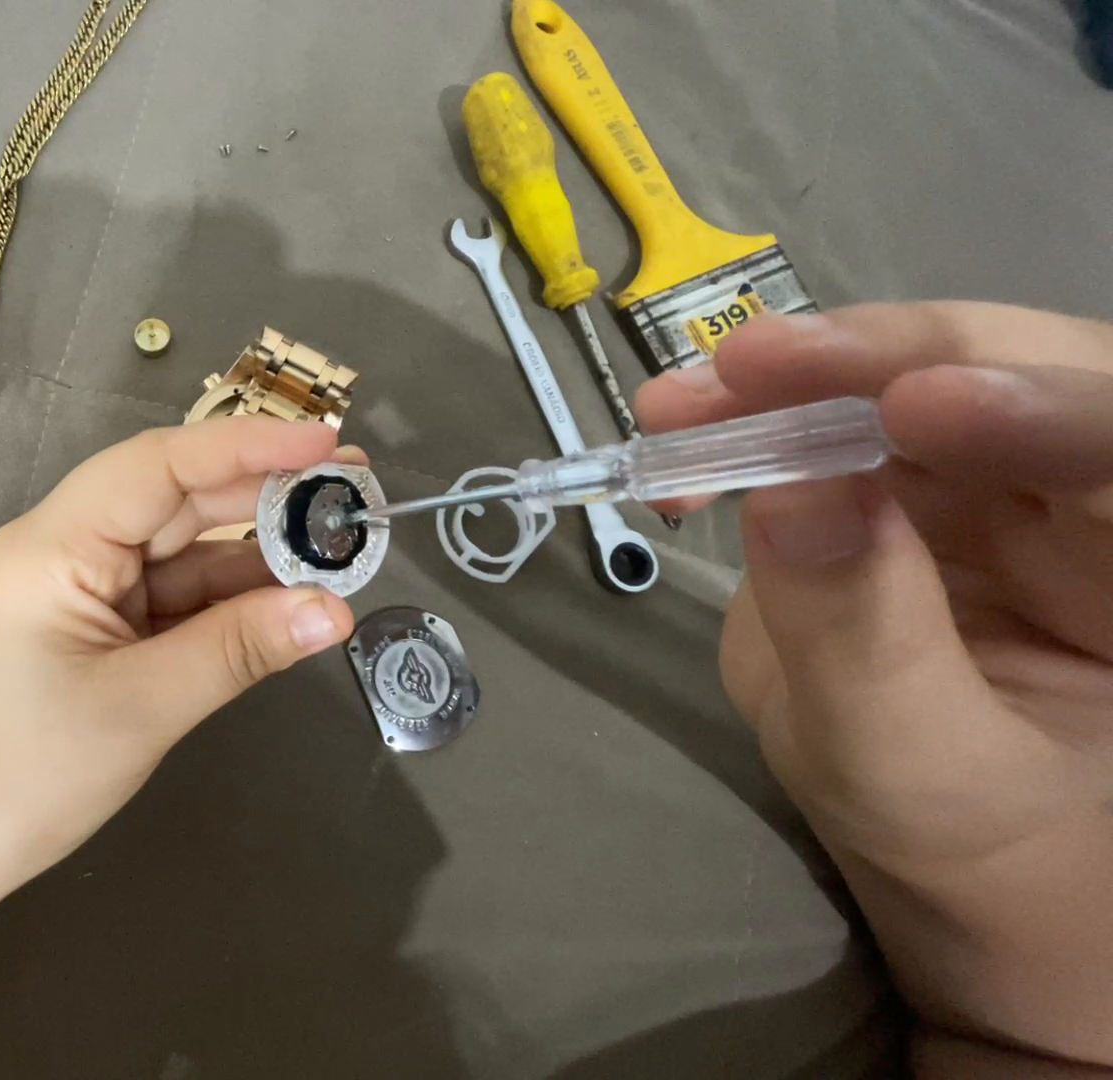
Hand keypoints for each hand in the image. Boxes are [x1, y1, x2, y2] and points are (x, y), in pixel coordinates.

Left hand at [0, 417, 357, 896]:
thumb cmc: (32, 775)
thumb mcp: (145, 706)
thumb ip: (240, 648)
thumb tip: (334, 610)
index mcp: (54, 545)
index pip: (156, 466)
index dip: (245, 446)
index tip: (324, 442)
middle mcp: (67, 547)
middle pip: (174, 499)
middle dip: (262, 494)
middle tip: (353, 489)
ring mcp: (85, 585)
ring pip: (182, 547)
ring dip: (256, 550)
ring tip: (339, 545)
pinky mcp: (102, 621)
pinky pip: (176, 593)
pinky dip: (231, 596)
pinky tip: (289, 594)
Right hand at [637, 302, 1112, 1063]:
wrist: (966, 882)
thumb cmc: (983, 862)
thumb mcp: (905, 765)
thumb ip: (854, 632)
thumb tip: (786, 488)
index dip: (1043, 409)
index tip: (911, 404)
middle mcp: (1106, 503)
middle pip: (1022, 369)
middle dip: (865, 363)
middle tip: (737, 368)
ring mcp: (1009, 492)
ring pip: (907, 381)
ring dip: (783, 386)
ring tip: (676, 408)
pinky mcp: (917, 498)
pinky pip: (834, 431)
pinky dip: (750, 430)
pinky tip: (686, 455)